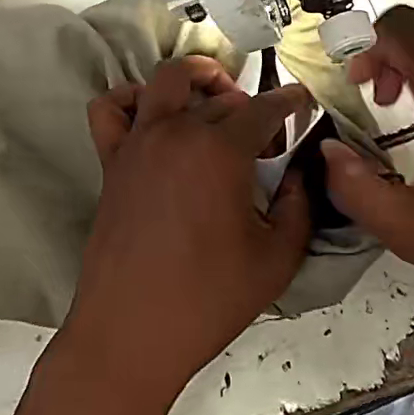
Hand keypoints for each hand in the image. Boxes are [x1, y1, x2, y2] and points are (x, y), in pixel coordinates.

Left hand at [65, 56, 312, 401]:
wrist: (131, 335)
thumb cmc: (209, 299)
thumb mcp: (279, 256)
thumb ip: (300, 204)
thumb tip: (298, 173)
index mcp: (221, 151)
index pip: (265, 107)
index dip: (291, 101)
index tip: (303, 103)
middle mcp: (177, 133)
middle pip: (223, 97)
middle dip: (254, 109)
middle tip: (266, 145)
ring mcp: (139, 143)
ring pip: (167, 79)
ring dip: (198, 80)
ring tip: (215, 104)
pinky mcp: (111, 162)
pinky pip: (110, 108)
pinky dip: (132, 99)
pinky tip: (155, 120)